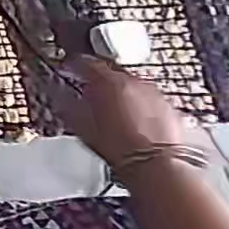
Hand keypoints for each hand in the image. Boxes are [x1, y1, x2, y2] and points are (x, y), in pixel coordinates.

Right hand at [50, 56, 194, 166]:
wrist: (155, 164)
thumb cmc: (119, 147)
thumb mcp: (80, 125)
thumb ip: (68, 104)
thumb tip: (60, 96)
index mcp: (109, 82)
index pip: (87, 64)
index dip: (75, 65)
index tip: (69, 67)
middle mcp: (134, 82)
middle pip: (111, 72)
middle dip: (98, 80)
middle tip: (88, 90)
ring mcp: (154, 93)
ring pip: (131, 85)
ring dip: (119, 92)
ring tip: (110, 109)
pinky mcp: (168, 107)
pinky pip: (147, 98)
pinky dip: (137, 104)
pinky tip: (131, 119)